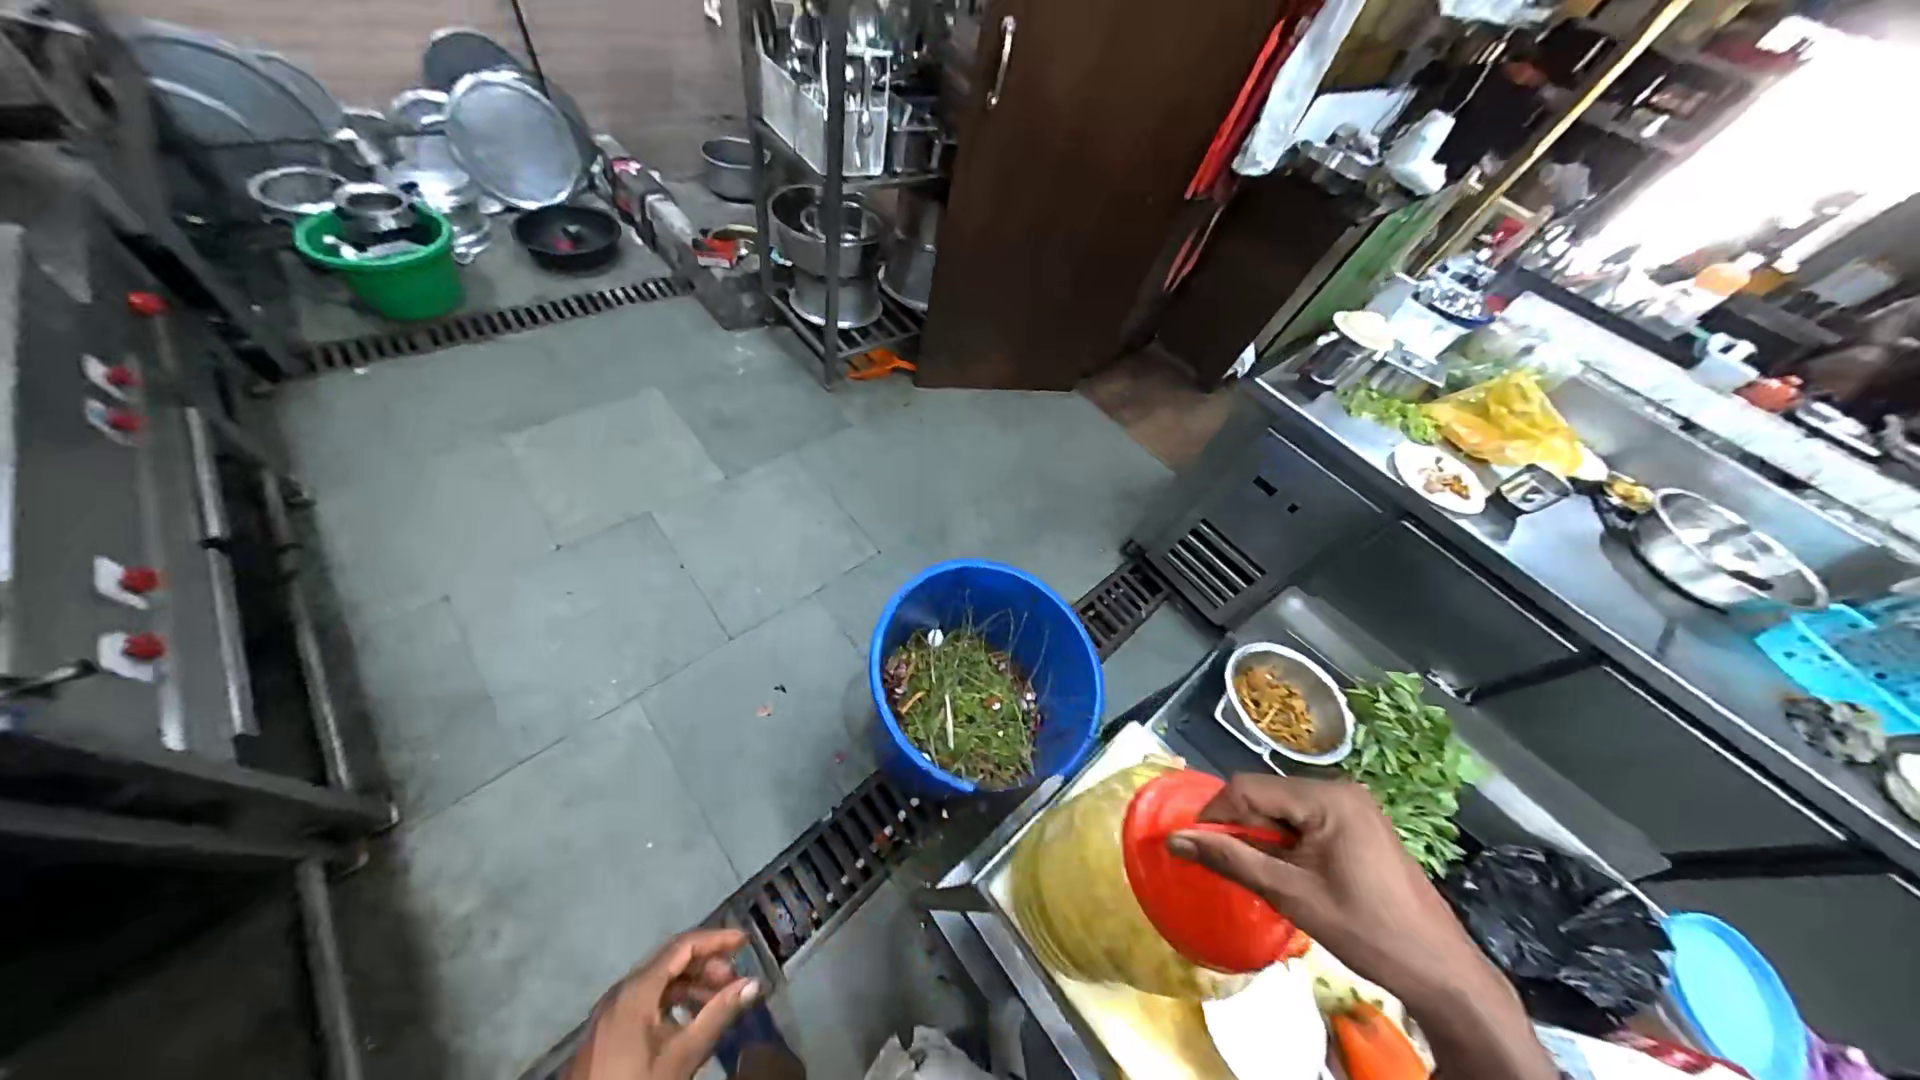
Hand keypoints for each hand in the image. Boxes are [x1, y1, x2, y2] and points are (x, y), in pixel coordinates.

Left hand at [568, 928, 761, 1079]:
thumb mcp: (683, 1056)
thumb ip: (719, 1014)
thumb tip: (754, 983)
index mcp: (637, 990)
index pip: (683, 946)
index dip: (716, 940)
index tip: (745, 942)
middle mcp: (622, 991)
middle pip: (671, 960)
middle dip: (707, 964)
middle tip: (735, 980)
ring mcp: (611, 1011)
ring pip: (659, 981)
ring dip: (692, 983)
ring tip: (718, 1001)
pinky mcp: (608, 1031)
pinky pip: (646, 1000)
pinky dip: (673, 1000)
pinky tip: (690, 1020)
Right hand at [1170, 776, 1559, 1079]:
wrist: (1442, 971)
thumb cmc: (1366, 931)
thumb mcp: (1290, 894)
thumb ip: (1230, 859)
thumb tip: (1175, 839)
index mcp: (1326, 797)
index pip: (1248, 788)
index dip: (1215, 814)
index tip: (1196, 845)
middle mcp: (1339, 788)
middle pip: (1266, 794)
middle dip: (1240, 826)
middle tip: (1228, 864)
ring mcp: (1353, 804)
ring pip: (1283, 807)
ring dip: (1262, 834)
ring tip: (1259, 872)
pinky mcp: (1359, 822)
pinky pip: (1305, 818)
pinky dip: (1286, 840)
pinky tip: (1288, 870)